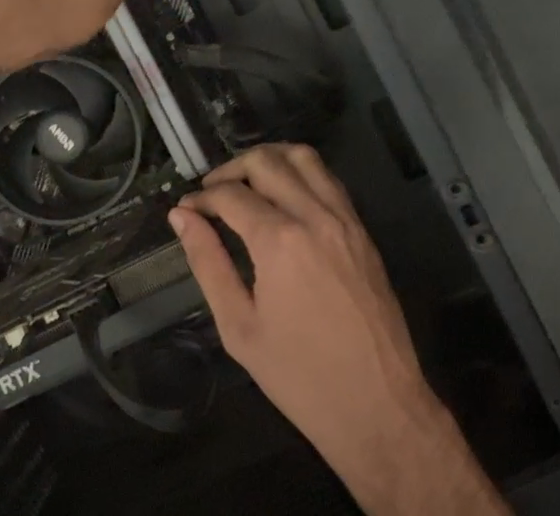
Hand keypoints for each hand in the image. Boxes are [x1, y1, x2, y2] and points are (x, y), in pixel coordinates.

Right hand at [172, 146, 504, 514]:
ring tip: (246, 183)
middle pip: (268, 161)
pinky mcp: (363, 230)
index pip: (232, 194)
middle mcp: (316, 216)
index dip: (201, 197)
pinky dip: (302, 173)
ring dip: (270, 159)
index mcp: (280, 241)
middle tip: (210, 194)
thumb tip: (182, 218)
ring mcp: (346, 219)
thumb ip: (209, 264)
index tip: (184, 209)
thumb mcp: (240, 327)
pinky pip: (330, 181)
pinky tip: (284, 197)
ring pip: (306, 159)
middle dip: (231, 169)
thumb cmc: (300, 375)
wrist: (376, 402)